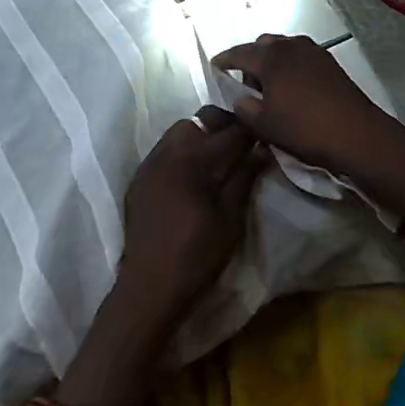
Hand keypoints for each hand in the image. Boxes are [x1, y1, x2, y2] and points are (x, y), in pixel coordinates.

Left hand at [116, 108, 265, 327]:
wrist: (149, 285)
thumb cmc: (197, 256)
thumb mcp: (230, 220)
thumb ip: (244, 179)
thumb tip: (260, 151)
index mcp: (193, 160)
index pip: (228, 133)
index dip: (250, 130)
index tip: (265, 131)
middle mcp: (168, 152)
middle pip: (199, 120)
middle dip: (223, 124)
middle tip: (242, 141)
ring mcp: (149, 162)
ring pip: (178, 131)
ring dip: (200, 134)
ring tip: (219, 153)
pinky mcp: (139, 176)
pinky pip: (163, 148)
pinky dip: (181, 149)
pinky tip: (192, 169)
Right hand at [211, 34, 395, 174]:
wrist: (359, 137)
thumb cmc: (305, 128)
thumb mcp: (264, 125)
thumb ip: (243, 108)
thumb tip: (240, 99)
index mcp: (271, 56)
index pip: (238, 53)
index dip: (224, 61)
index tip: (215, 68)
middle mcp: (291, 46)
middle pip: (262, 45)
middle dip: (250, 60)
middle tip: (246, 85)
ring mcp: (314, 52)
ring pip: (284, 49)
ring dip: (272, 62)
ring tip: (270, 88)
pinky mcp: (331, 64)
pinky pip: (301, 58)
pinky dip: (290, 67)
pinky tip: (292, 90)